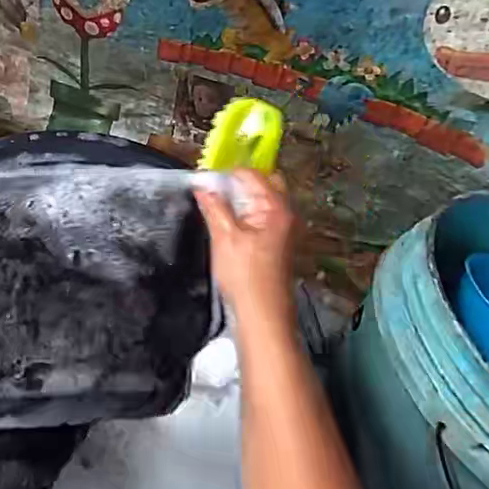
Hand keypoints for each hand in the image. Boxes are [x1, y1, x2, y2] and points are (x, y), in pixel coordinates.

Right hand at [195, 170, 297, 327]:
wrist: (264, 315)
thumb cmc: (245, 275)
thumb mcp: (223, 236)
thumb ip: (214, 206)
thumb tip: (201, 184)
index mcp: (276, 208)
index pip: (252, 174)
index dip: (227, 173)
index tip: (204, 178)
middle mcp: (287, 214)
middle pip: (265, 183)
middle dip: (239, 181)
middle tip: (213, 188)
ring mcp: (286, 229)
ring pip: (264, 200)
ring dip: (242, 197)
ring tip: (216, 203)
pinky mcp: (279, 242)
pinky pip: (263, 215)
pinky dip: (247, 212)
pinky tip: (228, 222)